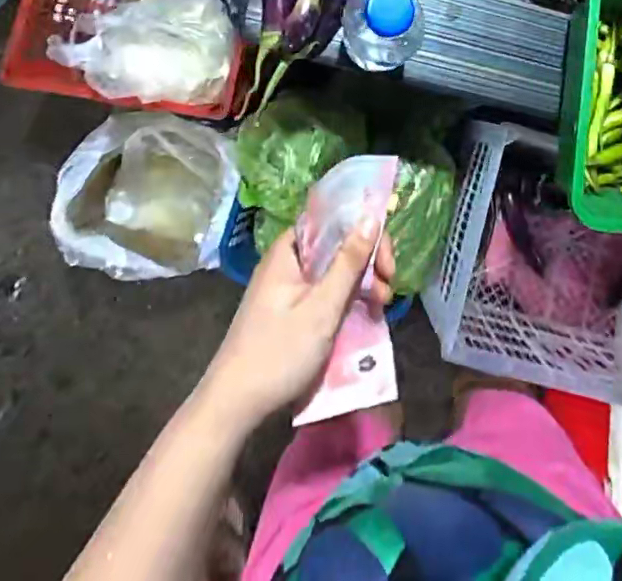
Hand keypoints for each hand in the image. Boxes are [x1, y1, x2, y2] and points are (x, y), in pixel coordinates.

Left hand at [198, 223, 395, 425]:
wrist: (235, 404)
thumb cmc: (279, 351)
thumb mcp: (321, 307)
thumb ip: (348, 262)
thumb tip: (370, 216)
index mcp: (288, 251)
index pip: (331, 221)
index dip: (362, 232)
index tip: (385, 259)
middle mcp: (288, 262)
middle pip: (336, 247)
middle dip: (366, 263)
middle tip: (387, 289)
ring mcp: (289, 288)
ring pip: (334, 273)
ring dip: (360, 285)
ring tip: (379, 308)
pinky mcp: (292, 311)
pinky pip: (326, 294)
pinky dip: (346, 302)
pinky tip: (365, 318)